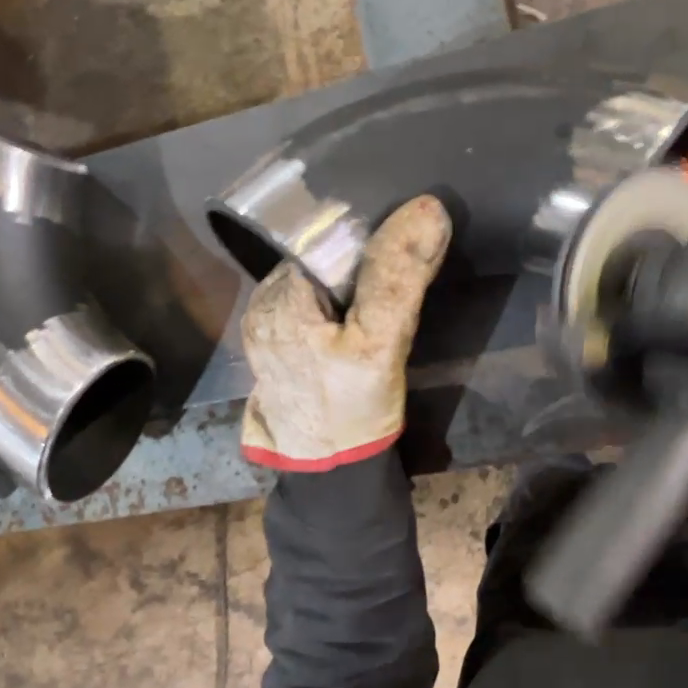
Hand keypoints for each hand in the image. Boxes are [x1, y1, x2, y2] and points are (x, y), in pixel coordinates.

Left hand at [240, 196, 451, 471]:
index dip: (364, 243)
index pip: (323, 241)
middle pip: (318, 265)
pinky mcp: (276, 357)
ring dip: (346, 295)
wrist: (330, 478)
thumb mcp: (381, 341)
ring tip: (376, 319)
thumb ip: (398, 276)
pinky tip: (354, 338)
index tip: (395, 262)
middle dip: (355, 271)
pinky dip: (333, 317)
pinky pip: (308, 317)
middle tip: (390, 297)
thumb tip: (427, 209)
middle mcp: (260, 309)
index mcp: (277, 297)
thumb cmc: (352, 409)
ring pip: (314, 291)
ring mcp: (264, 336)